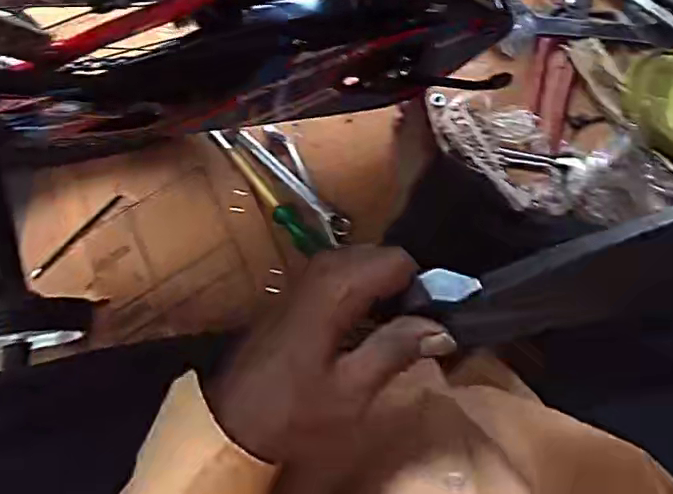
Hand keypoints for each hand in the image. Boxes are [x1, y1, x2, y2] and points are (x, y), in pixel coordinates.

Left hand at [205, 246, 456, 464]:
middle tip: (413, 333)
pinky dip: (362, 292)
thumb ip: (394, 350)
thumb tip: (440, 327)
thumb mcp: (351, 392)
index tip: (429, 322)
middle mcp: (320, 266)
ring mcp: (306, 273)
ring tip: (391, 336)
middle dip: (402, 287)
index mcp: (336, 285)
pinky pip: (343, 273)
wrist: (232, 416)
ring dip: (382, 290)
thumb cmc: (292, 409)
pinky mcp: (298, 287)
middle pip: (379, 256)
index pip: (397, 259)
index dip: (419, 287)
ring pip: (362, 262)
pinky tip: (364, 331)